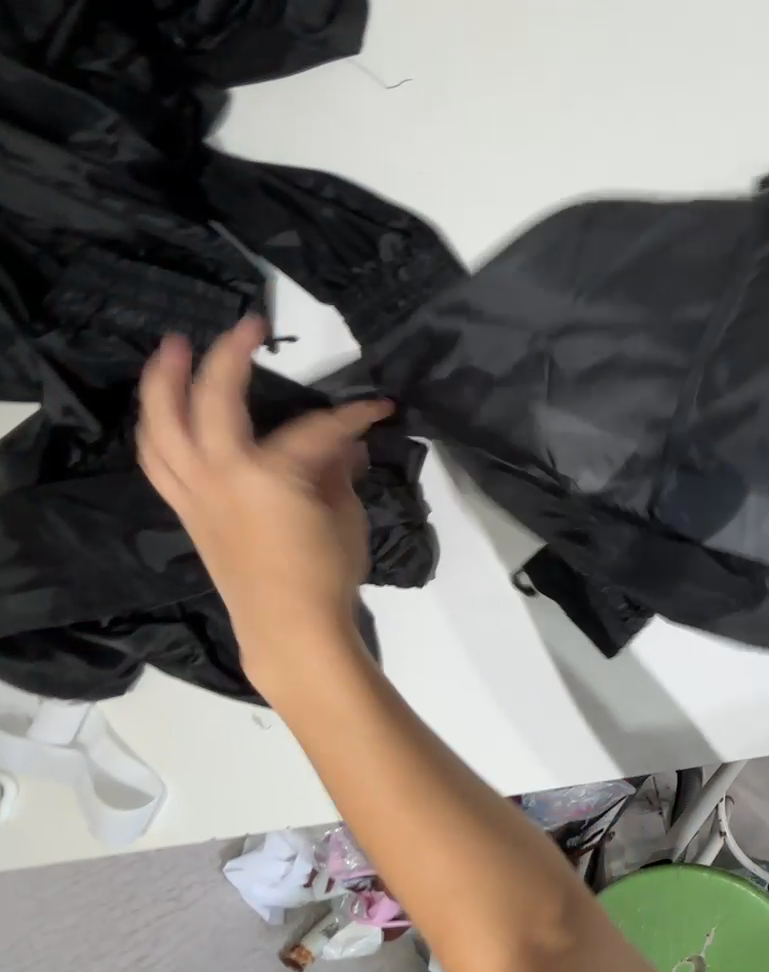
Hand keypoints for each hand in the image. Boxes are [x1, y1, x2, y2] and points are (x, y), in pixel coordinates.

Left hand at [137, 316, 392, 688]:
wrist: (288, 622)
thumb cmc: (328, 570)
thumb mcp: (345, 514)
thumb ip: (336, 470)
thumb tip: (341, 443)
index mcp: (270, 474)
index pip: (319, 428)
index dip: (354, 413)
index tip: (382, 405)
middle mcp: (220, 472)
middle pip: (212, 400)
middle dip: (228, 358)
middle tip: (246, 327)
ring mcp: (194, 489)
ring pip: (162, 424)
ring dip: (164, 382)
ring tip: (174, 350)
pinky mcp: (185, 507)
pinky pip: (159, 457)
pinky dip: (160, 427)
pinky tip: (168, 412)